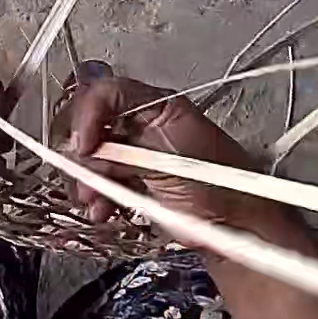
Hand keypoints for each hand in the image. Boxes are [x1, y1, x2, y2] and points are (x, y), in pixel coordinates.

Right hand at [58, 68, 316, 255]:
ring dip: (85, 179)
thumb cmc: (217, 186)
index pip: (106, 92)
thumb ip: (121, 154)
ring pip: (89, 154)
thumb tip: (79, 152)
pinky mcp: (130, 177)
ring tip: (94, 203)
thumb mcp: (167, 163)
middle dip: (81, 151)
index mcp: (155, 105)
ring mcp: (133, 150)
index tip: (84, 147)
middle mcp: (139, 121)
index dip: (87, 115)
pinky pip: (98, 178)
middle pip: (90, 122)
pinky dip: (94, 195)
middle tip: (84, 178)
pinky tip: (101, 212)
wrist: (238, 226)